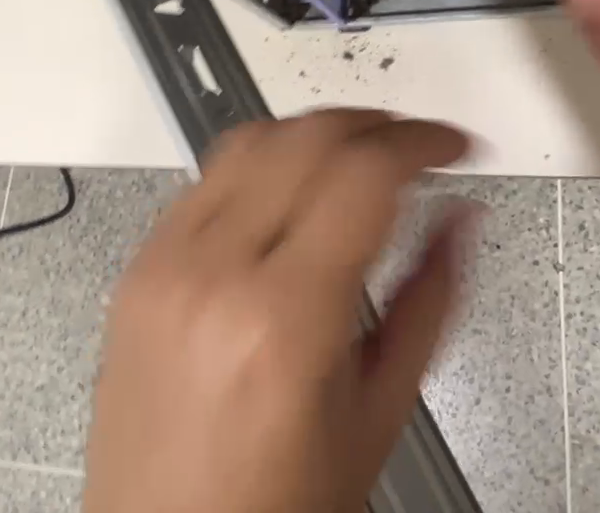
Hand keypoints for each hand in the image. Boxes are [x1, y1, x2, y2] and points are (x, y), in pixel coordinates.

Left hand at [84, 109, 477, 512]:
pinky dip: (263, 161)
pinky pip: (206, 177)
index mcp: (285, 319)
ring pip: (252, 138)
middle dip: (376, 124)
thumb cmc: (271, 508)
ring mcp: (164, 266)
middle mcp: (213, 276)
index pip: (365, 172)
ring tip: (359, 154)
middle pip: (308, 135)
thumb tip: (462, 219)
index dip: (422, 140)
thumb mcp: (379, 411)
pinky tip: (292, 186)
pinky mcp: (138, 269)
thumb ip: (432, 299)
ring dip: (318, 131)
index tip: (450, 146)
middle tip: (414, 146)